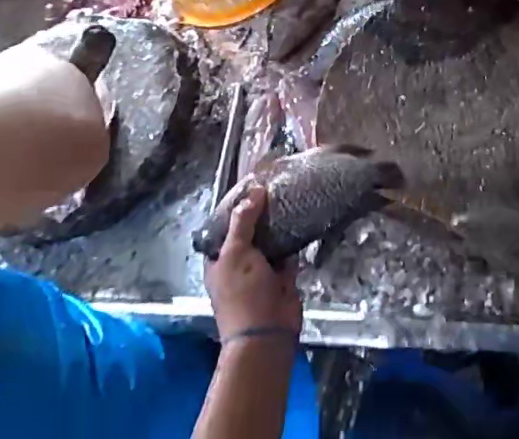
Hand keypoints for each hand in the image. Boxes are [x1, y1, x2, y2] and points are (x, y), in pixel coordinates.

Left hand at [205, 186, 302, 340]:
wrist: (267, 336)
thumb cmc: (242, 293)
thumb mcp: (236, 252)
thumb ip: (243, 220)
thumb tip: (255, 190)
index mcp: (218, 257)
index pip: (225, 223)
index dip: (237, 204)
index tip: (253, 183)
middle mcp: (238, 261)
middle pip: (249, 229)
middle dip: (260, 211)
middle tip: (274, 184)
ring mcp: (261, 270)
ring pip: (269, 239)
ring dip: (278, 223)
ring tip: (288, 194)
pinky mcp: (282, 276)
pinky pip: (288, 251)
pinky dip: (293, 238)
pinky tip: (300, 215)